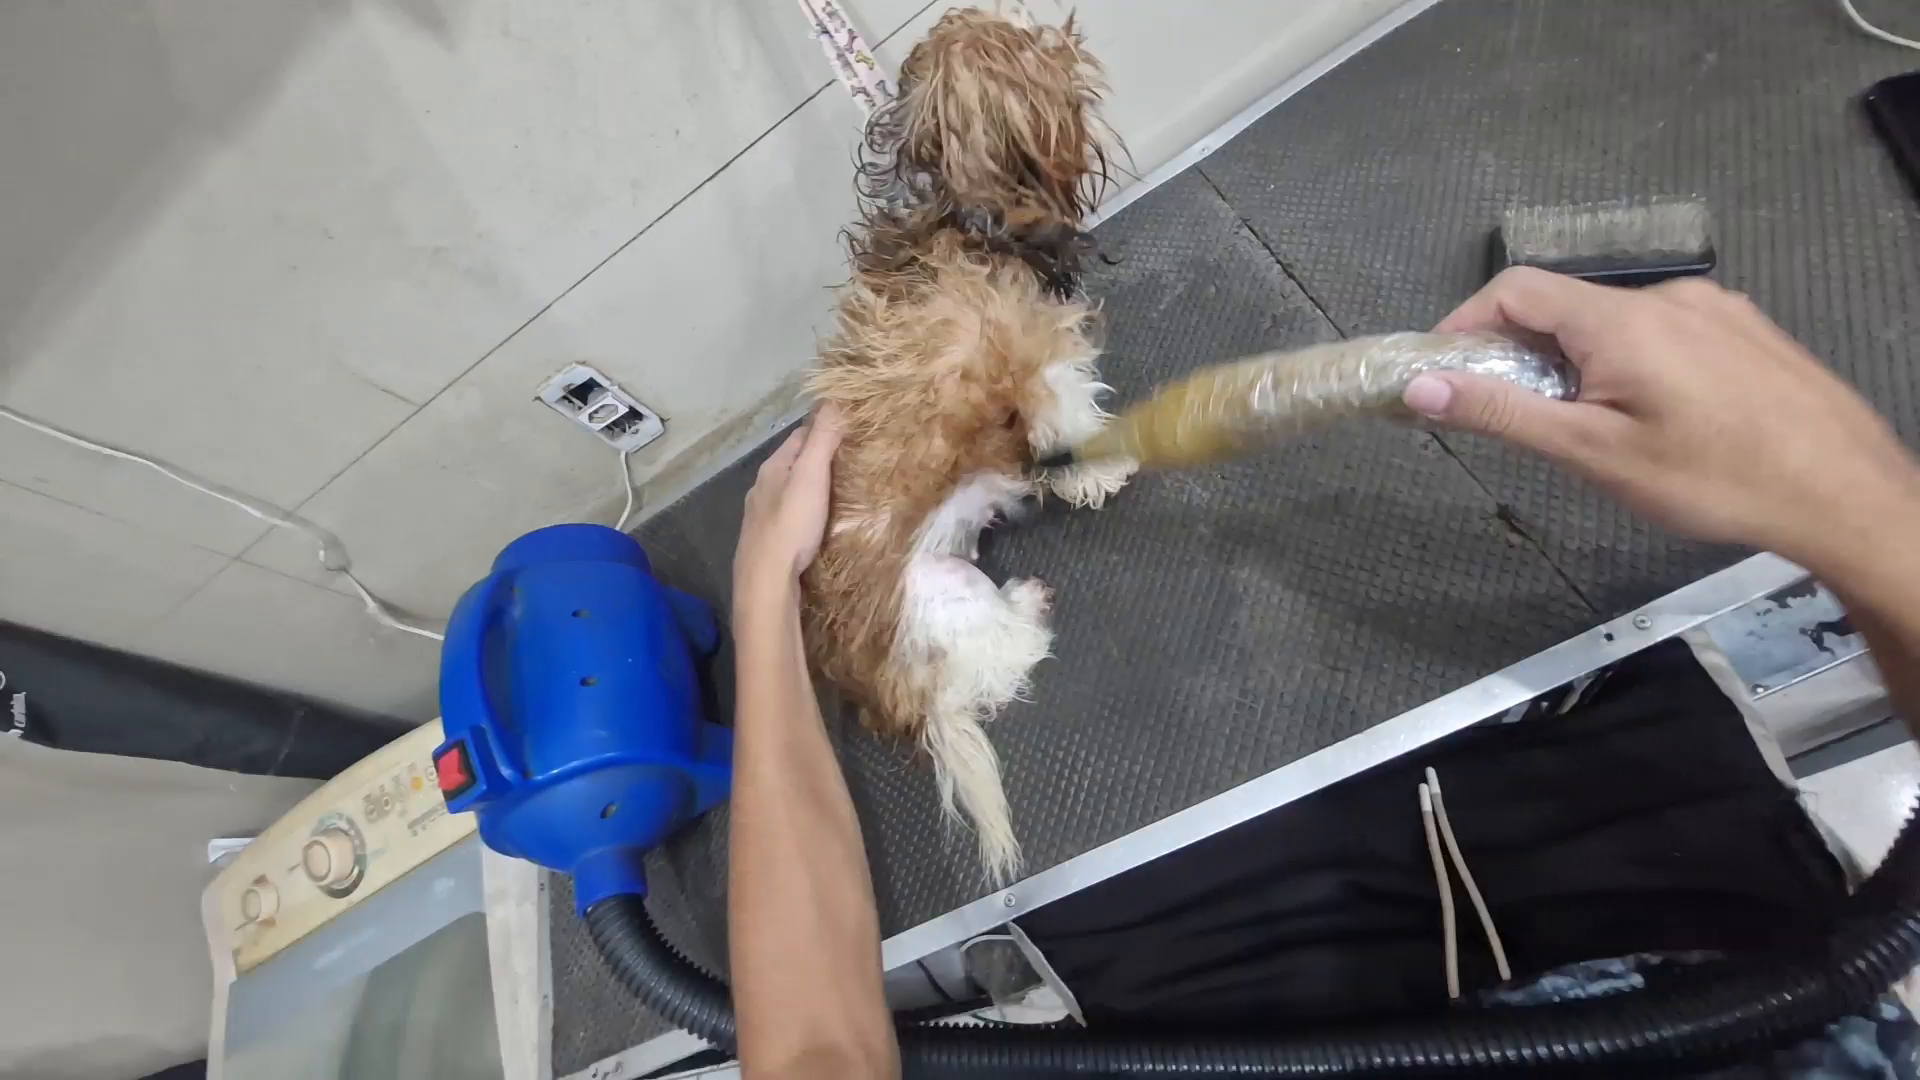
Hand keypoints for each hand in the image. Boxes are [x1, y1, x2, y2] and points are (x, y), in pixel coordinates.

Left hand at [733, 406, 843, 607]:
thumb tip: (834, 399)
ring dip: (811, 485)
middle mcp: (762, 487)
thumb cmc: (791, 524)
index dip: (823, 428)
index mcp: (772, 468)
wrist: (766, 580)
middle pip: (793, 463)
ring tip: (839, 487)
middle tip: (851, 457)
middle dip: (818, 457)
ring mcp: (761, 515)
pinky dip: (806, 509)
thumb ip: (822, 440)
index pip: (799, 436)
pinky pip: (790, 514)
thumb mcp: (811, 476)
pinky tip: (818, 520)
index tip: (849, 427)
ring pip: (790, 490)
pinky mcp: (768, 539)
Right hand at [1402, 267, 1919, 565]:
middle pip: (1557, 305)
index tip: (1438, 373)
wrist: (1851, 498)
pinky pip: (1648, 331)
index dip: (1462, 322)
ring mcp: (1711, 310)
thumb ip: (1500, 412)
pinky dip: (1607, 360)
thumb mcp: (1588, 450)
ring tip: (1565, 420)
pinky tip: (1628, 411)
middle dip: (1507, 351)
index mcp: (1623, 320)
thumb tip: (1418, 386)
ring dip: (1559, 359)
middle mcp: (1666, 297)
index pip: (1514, 289)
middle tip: (1495, 410)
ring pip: (1602, 321)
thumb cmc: (1710, 477)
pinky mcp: (1739, 330)